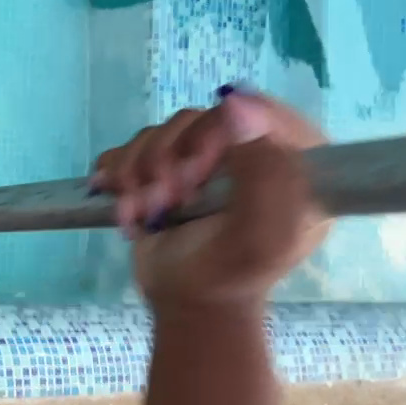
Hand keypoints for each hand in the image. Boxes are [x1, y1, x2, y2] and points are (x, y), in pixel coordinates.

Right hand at [91, 89, 328, 313]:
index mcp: (290, 158)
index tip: (192, 178)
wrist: (185, 300)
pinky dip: (115, 177)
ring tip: (143, 214)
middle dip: (165, 164)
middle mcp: (245, 149)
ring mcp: (200, 158)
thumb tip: (236, 103)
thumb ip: (262, 171)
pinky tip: (123, 205)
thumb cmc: (229, 275)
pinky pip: (126, 150)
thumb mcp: (260, 234)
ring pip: (154, 135)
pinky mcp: (160, 168)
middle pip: (193, 121)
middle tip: (165, 205)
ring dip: (136, 177)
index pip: (251, 111)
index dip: (212, 134)